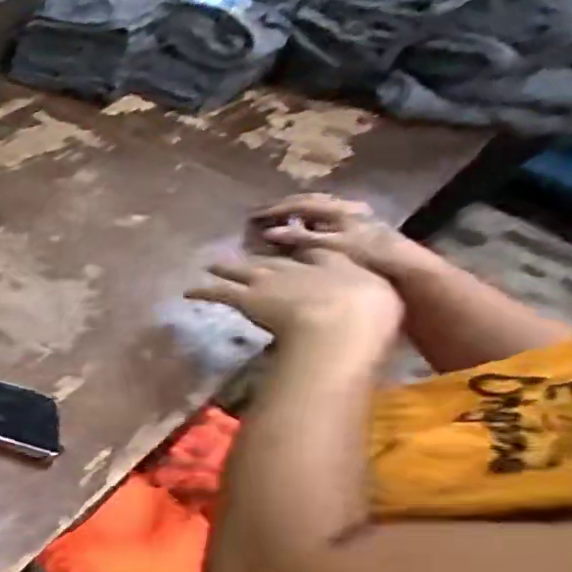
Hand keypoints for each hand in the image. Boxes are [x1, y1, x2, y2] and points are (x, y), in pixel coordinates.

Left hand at [188, 248, 402, 343]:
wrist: (341, 322)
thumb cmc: (371, 316)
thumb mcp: (383, 302)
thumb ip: (369, 302)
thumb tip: (366, 314)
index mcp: (340, 264)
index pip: (319, 253)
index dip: (305, 250)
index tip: (295, 249)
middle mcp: (302, 266)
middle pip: (277, 258)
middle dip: (261, 254)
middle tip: (247, 251)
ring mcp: (271, 280)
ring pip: (243, 269)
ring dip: (226, 267)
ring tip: (211, 265)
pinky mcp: (247, 297)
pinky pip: (218, 291)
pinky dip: (202, 291)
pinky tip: (188, 292)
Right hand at [247, 193, 437, 279]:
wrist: (409, 272)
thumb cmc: (370, 256)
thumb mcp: (331, 247)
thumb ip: (300, 238)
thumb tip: (268, 232)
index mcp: (342, 209)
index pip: (303, 203)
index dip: (276, 209)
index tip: (252, 217)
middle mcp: (348, 209)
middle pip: (311, 203)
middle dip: (285, 209)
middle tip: (261, 218)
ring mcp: (354, 220)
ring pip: (319, 212)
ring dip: (296, 217)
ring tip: (276, 226)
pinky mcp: (356, 233)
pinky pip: (324, 223)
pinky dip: (307, 227)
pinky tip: (297, 237)